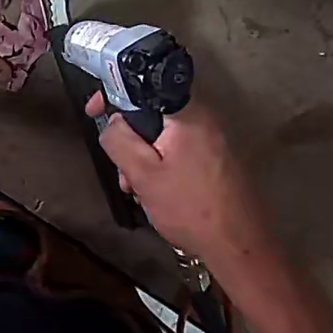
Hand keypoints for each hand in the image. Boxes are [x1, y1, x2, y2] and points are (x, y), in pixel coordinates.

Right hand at [88, 93, 277, 272]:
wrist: (238, 247)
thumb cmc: (191, 209)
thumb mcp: (143, 175)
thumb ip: (120, 141)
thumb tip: (112, 122)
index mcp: (187, 114)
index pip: (144, 85)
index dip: (114, 94)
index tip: (95, 110)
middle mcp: (204, 119)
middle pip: (152, 115)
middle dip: (129, 140)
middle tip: (123, 170)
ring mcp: (213, 141)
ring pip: (163, 137)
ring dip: (143, 159)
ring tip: (138, 189)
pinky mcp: (216, 160)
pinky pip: (179, 152)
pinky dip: (162, 167)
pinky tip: (157, 194)